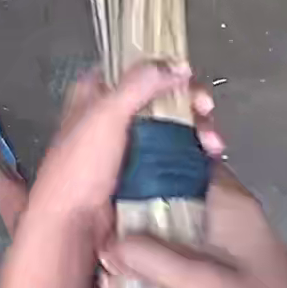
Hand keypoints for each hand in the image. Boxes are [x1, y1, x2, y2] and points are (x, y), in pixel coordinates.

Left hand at [23, 61, 222, 238]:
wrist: (73, 224)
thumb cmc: (81, 165)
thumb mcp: (105, 115)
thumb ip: (138, 85)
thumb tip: (178, 64)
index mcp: (93, 93)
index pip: (132, 68)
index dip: (162, 68)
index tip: (189, 76)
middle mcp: (110, 115)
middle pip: (157, 97)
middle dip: (188, 102)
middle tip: (208, 112)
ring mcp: (127, 144)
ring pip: (169, 125)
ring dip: (196, 129)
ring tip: (213, 143)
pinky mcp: (142, 172)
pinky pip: (173, 154)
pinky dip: (193, 153)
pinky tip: (210, 158)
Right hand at [102, 166, 286, 287]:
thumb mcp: (202, 285)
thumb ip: (150, 257)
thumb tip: (104, 243)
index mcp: (228, 201)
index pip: (181, 154)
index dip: (143, 155)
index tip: (105, 167)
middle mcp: (224, 214)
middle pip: (166, 192)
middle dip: (129, 207)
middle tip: (96, 224)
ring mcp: (221, 245)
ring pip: (166, 226)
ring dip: (136, 241)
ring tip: (105, 262)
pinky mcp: (217, 273)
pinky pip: (173, 254)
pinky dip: (150, 262)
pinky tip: (125, 281)